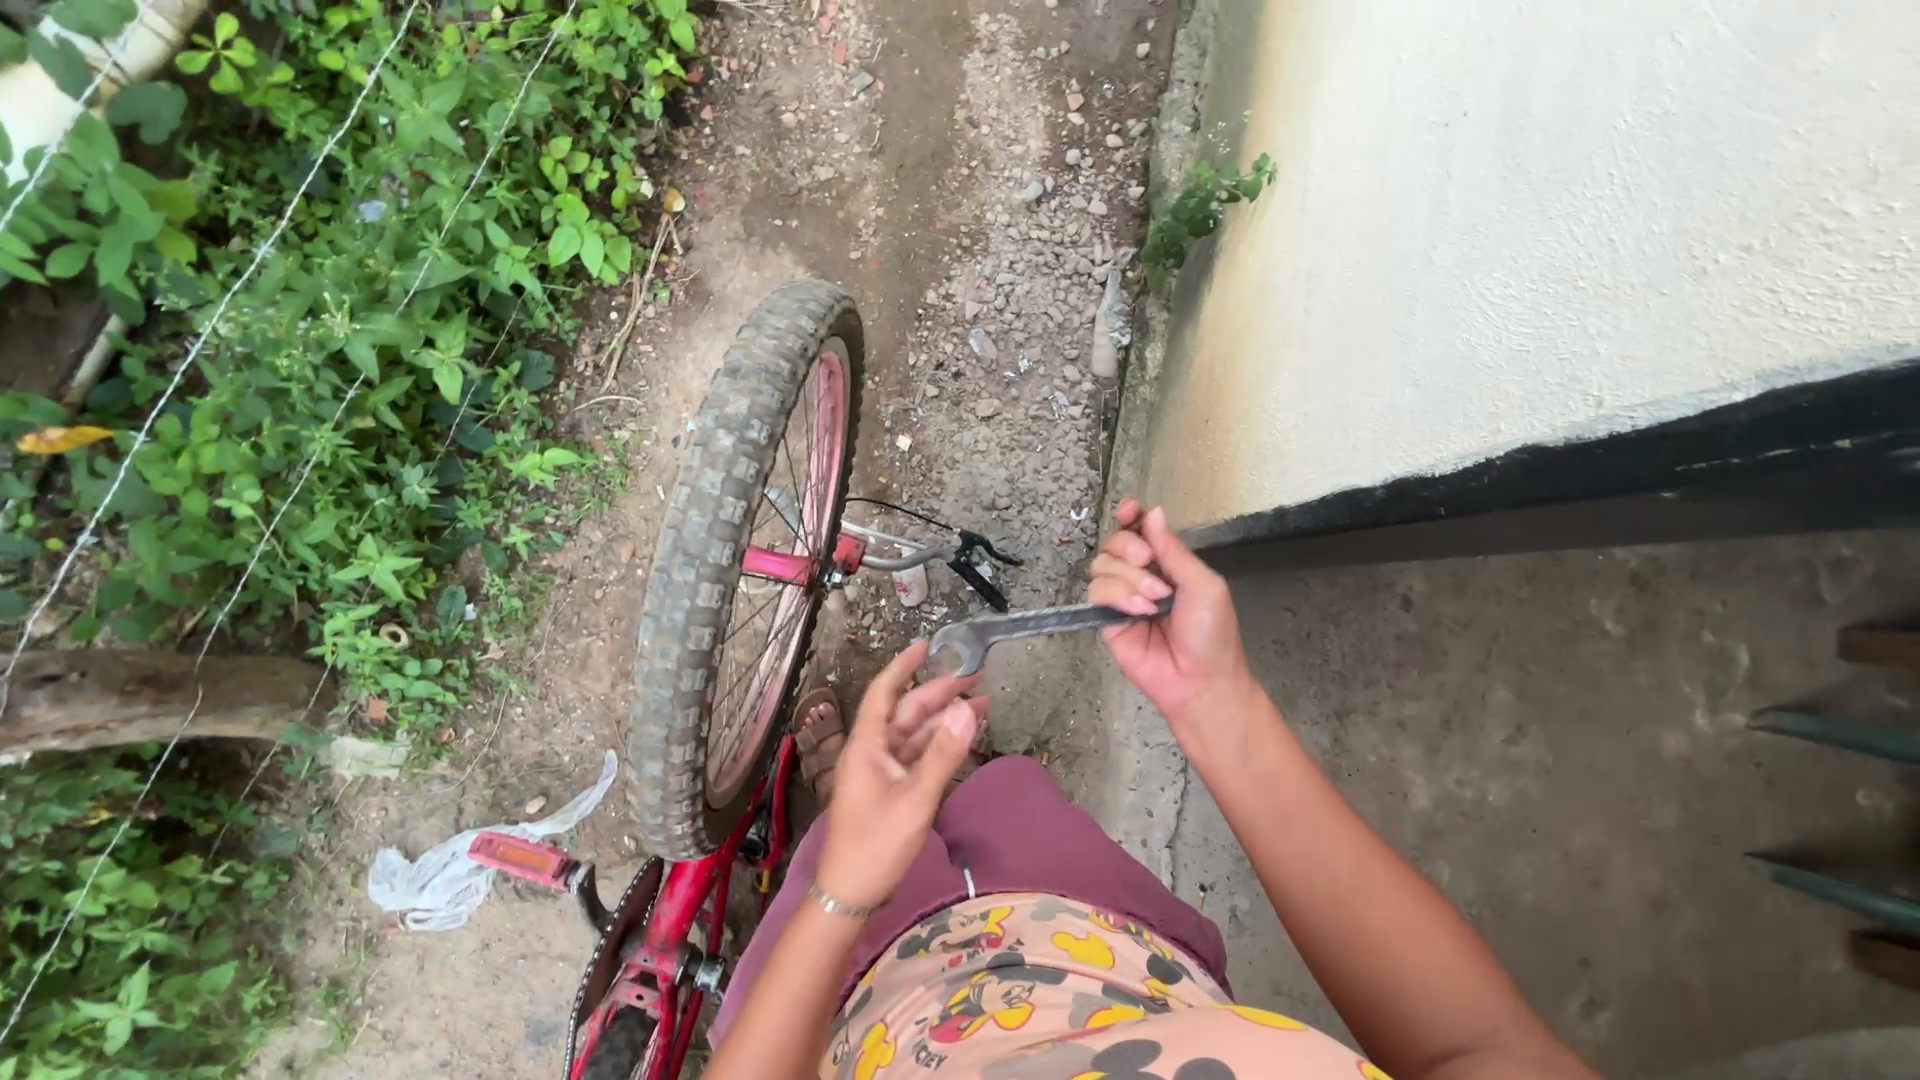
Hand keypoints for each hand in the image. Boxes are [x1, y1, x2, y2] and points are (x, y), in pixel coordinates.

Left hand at [814, 641, 987, 910]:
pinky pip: (916, 757)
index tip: (926, 645)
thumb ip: (943, 754)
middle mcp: (872, 752)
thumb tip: (968, 708)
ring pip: (915, 734)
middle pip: (906, 712)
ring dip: (944, 720)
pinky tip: (962, 738)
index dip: (903, 666)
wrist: (850, 894)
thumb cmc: (877, 845)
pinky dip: (939, 746)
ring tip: (982, 705)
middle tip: (975, 678)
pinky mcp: (890, 790)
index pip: (884, 692)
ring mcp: (880, 772)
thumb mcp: (916, 798)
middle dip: (939, 693)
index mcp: (867, 745)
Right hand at [1088, 500, 1257, 727]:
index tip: (1129, 510)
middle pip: (1115, 541)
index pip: (1141, 530)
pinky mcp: (1107, 618)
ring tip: (1153, 600)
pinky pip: (1097, 591)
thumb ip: (1174, 549)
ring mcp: (1123, 597)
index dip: (1131, 516)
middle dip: (1129, 546)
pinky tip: (1139, 612)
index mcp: (1168, 563)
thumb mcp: (1204, 584)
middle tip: (1148, 563)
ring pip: (1102, 564)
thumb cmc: (1212, 634)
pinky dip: (1118, 595)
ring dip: (1129, 577)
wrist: (1200, 681)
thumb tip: (1153, 512)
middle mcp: (1141, 576)